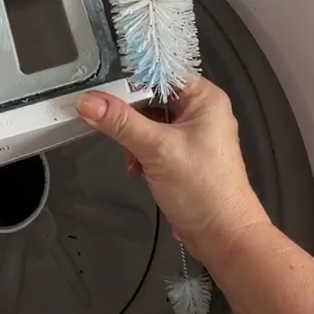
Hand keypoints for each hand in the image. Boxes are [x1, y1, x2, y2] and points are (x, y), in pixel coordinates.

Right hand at [76, 77, 269, 266]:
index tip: (105, 88)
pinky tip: (139, 169)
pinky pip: (155, 140)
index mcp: (204, 97)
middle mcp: (201, 110)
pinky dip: (143, 153)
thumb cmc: (205, 191)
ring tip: (134, 160)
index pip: (161, 72)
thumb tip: (88, 102)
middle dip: (132, 118)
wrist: (226, 241)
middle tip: (120, 133)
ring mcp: (195, 133)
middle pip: (152, 96)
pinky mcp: (186, 154)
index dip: (133, 79)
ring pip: (151, 120)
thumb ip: (121, 123)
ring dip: (136, 139)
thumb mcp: (157, 150)